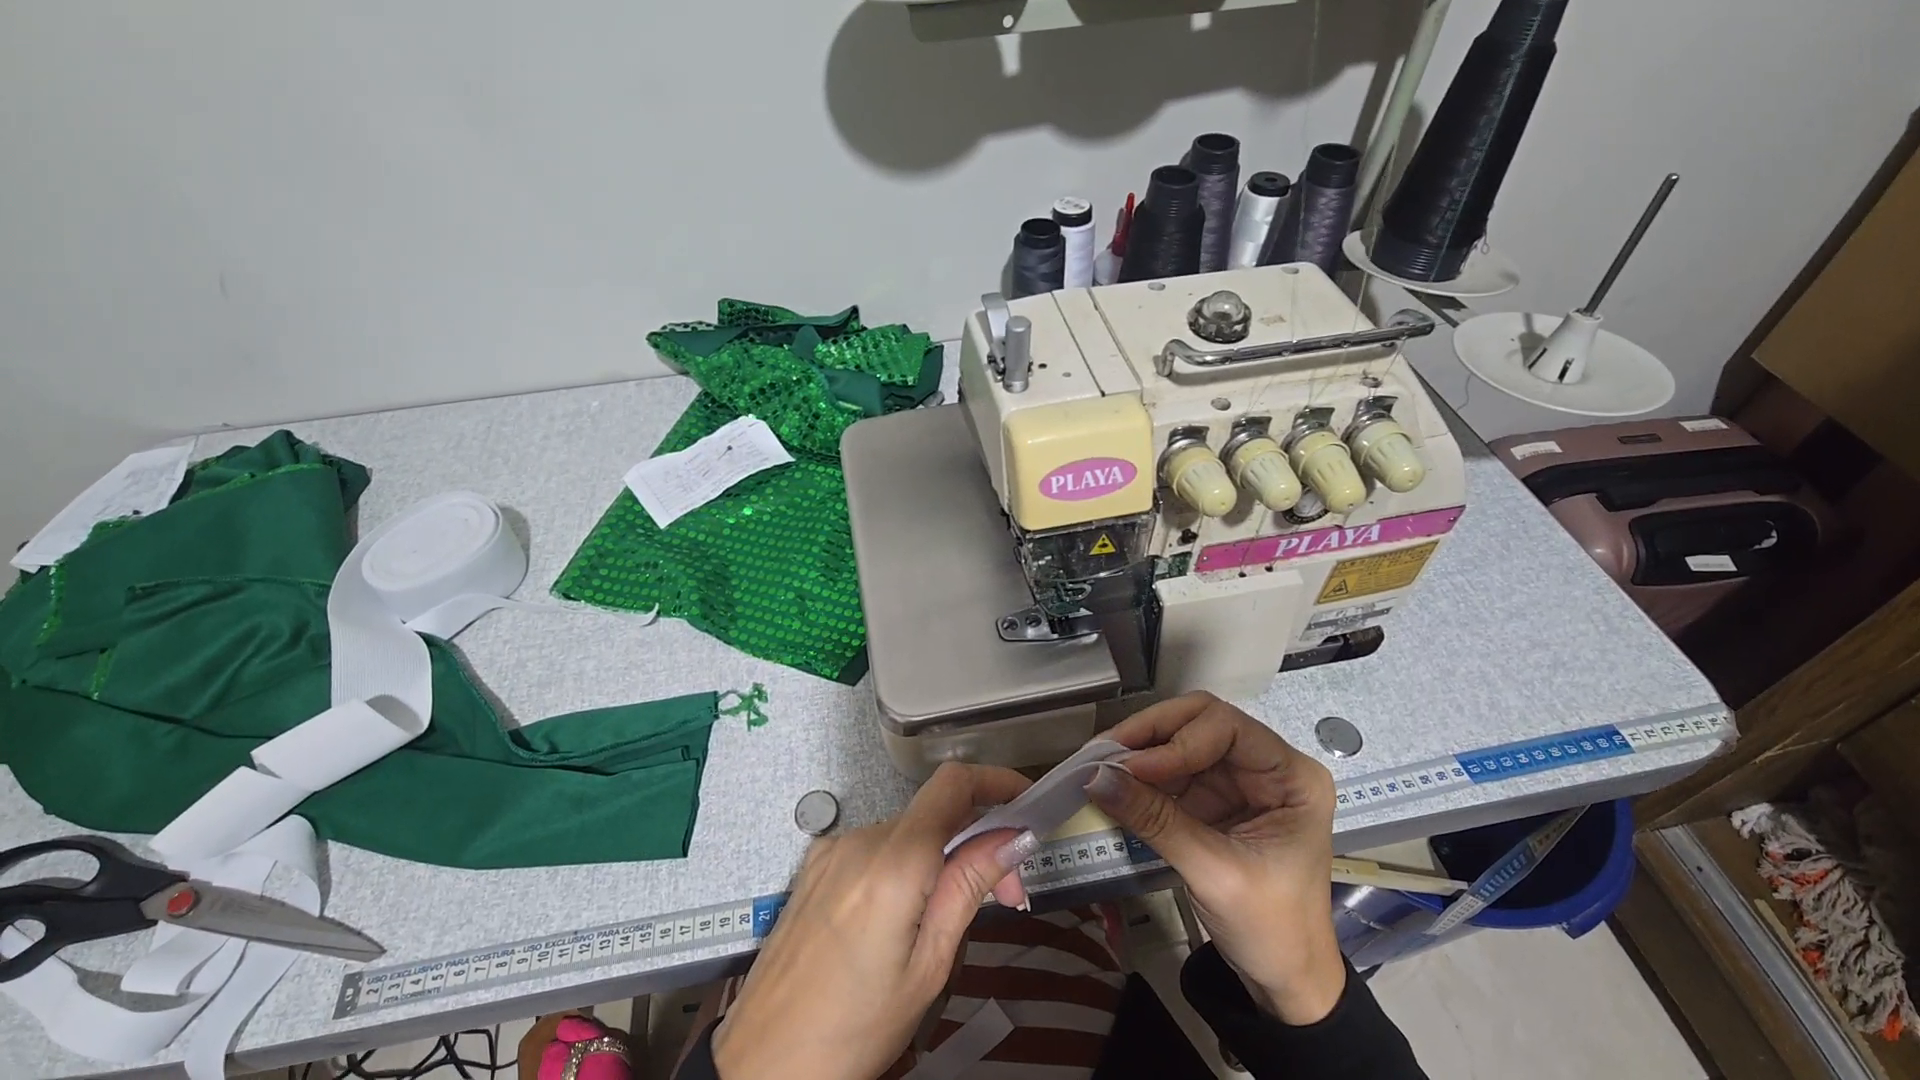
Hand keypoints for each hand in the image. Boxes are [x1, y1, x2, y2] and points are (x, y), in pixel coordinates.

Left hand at [712, 763, 1038, 1079]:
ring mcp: (831, 851)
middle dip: (978, 842)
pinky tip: (909, 916)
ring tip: (956, 919)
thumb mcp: (928, 965)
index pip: (952, 784)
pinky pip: (875, 851)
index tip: (1028, 805)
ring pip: (906, 834)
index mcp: (892, 861)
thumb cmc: (856, 1027)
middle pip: (934, 814)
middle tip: (1008, 897)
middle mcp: (858, 840)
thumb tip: (1013, 835)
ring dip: (942, 859)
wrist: (764, 1063)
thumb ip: (968, 887)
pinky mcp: (814, 869)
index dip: (996, 781)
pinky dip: (906, 868)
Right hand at [1086, 692, 1345, 1024]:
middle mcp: (1267, 767)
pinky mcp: (1214, 802)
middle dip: (1152, 736)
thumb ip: (1156, 821)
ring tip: (1098, 768)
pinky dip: (1141, 779)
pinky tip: (1113, 785)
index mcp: (1292, 777)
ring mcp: (1238, 783)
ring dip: (1140, 755)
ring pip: (1180, 744)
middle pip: (1201, 724)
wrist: (1285, 980)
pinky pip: (1172, 775)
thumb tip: (1095, 777)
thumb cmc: (1271, 929)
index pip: (1226, 726)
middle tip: (1104, 754)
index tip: (1130, 767)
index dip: (1175, 739)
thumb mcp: (1215, 873)